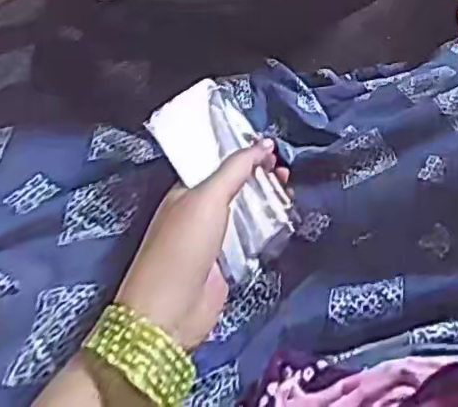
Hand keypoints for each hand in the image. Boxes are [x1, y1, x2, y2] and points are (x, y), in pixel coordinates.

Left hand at [112, 140, 289, 348]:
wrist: (169, 315)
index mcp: (187, 191)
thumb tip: (265, 143)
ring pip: (247, 207)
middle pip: (236, 183)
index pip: (219, 161)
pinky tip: (286, 214)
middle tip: (283, 170)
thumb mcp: (207, 197)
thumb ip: (236, 167)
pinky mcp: (228, 260)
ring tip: (288, 189)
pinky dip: (269, 223)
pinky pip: (253, 233)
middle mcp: (200, 210)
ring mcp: (214, 236)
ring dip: (268, 196)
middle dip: (261, 173)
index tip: (271, 147)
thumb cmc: (183, 247)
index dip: (245, 152)